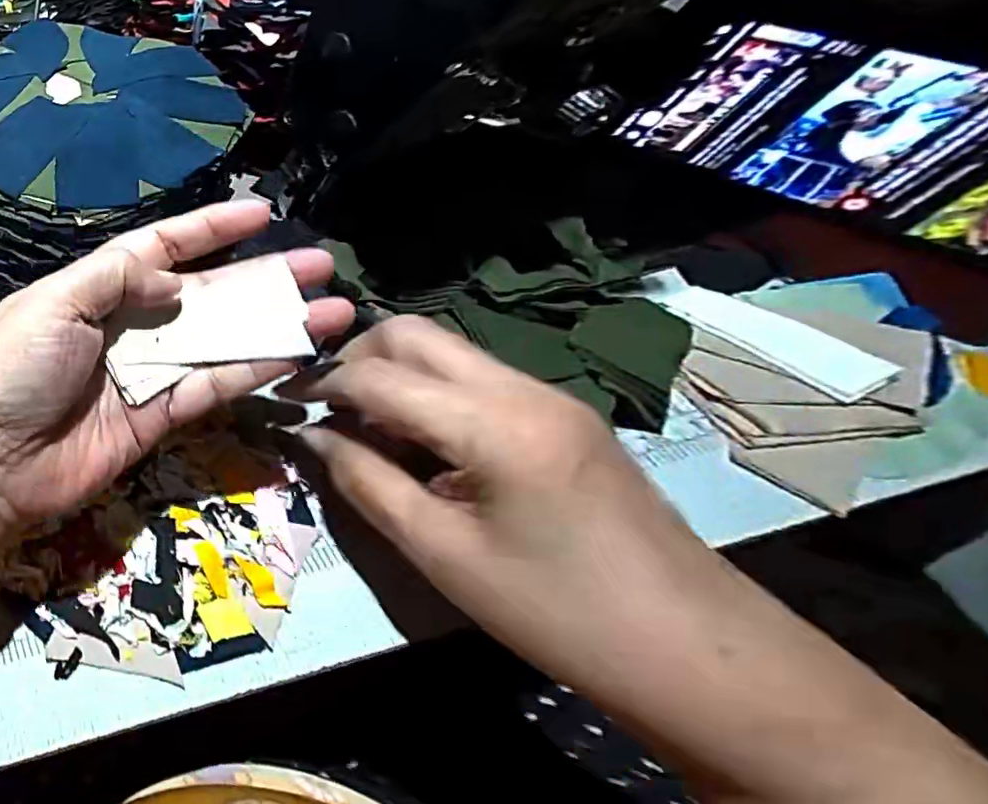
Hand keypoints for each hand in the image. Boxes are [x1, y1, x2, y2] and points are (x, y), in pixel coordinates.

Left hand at [0, 200, 353, 561]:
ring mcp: (149, 371)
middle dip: (263, 276)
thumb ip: (116, 278)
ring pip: (223, 339)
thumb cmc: (12, 371)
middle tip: (320, 263)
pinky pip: (215, 386)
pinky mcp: (161, 416)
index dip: (213, 228)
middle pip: (208, 292)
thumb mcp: (52, 304)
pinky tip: (296, 353)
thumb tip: (176, 279)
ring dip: (274, 324)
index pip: (165, 246)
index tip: (260, 212)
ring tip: (332, 308)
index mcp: (99, 287)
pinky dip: (254, 370)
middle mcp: (131, 324)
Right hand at [279, 316, 726, 672]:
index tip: (287, 400)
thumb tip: (310, 436)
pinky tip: (421, 440)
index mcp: (493, 424)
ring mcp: (547, 394)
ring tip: (368, 426)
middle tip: (326, 404)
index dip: (323, 383)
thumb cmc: (556, 613)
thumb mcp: (441, 554)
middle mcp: (521, 387)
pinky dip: (430, 390)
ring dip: (393, 371)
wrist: (700, 654)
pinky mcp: (561, 412)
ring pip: (445, 348)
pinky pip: (475, 376)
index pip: (379, 375)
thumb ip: (364, 481)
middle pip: (413, 332)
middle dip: (356, 356)